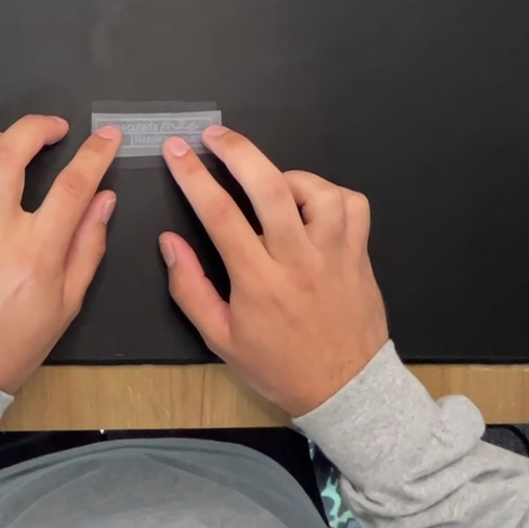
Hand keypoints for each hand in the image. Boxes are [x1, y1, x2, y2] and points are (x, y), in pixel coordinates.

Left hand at [0, 115, 121, 391]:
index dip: (94, 155)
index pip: (71, 188)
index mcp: (37, 254)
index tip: (107, 136)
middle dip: (34, 129)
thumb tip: (104, 197)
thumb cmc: (19, 339)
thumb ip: (88, 245)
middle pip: (7, 159)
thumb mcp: (69, 301)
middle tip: (54, 128)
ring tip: (11, 143)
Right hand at [159, 126, 388, 415]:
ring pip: (317, 191)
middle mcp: (298, 260)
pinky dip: (328, 192)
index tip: (176, 150)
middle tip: (215, 135)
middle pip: (269, 188)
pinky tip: (310, 201)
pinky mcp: (360, 253)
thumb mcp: (220, 339)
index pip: (220, 215)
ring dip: (286, 174)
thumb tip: (169, 241)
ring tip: (268, 180)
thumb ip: (190, 288)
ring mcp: (335, 254)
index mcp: (259, 282)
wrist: (347, 392)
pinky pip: (353, 204)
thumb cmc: (278, 365)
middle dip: (238, 151)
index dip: (193, 176)